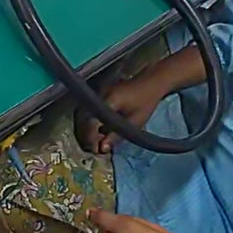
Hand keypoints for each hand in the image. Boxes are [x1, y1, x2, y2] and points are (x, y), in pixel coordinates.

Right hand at [79, 50, 206, 152]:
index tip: (96, 150)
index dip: (90, 138)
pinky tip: (98, 132)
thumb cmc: (145, 102)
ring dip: (86, 130)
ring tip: (96, 142)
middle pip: (82, 119)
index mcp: (108, 101)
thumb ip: (117, 135)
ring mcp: (96, 93)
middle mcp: (98, 95)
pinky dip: (89, 124)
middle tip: (95, 149)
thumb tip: (102, 148)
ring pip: (82, 115)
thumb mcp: (135, 123)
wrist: (150, 82)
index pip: (90, 122)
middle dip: (86, 136)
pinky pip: (87, 111)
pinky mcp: (97, 94)